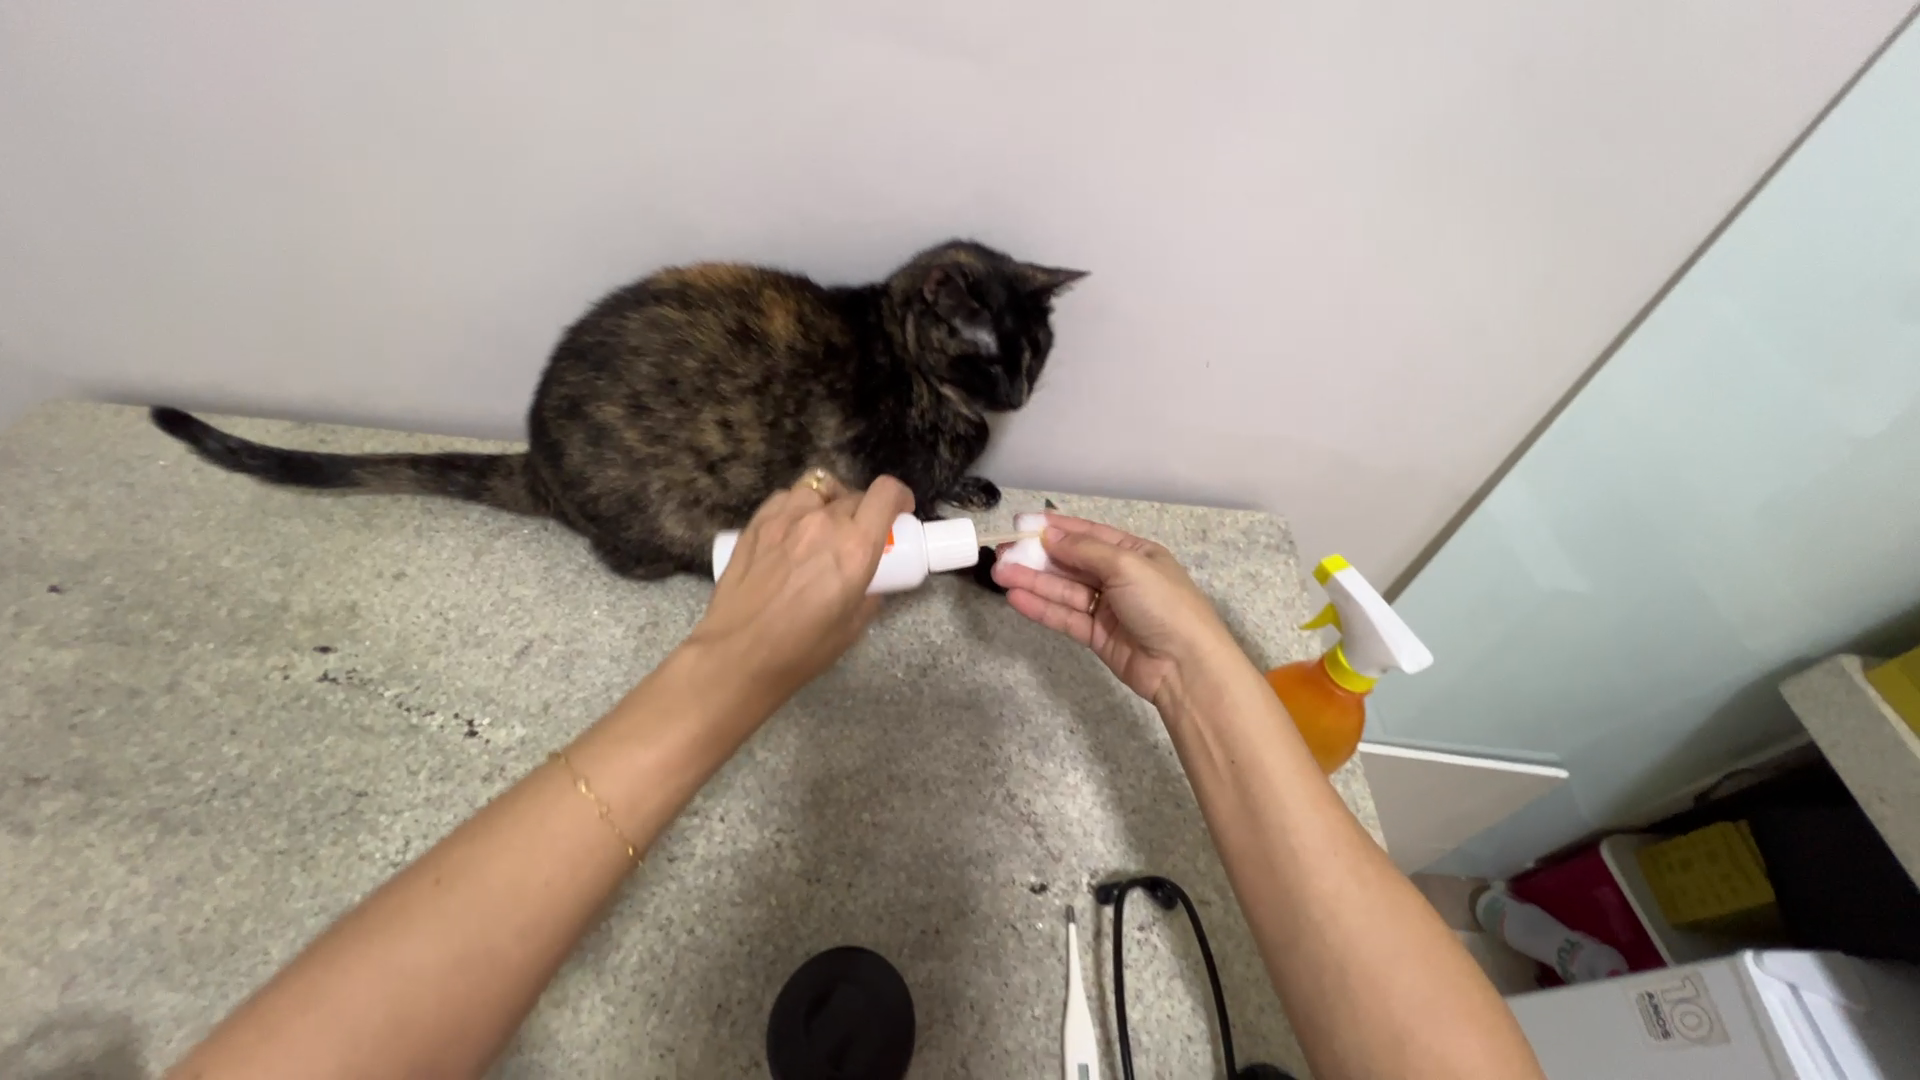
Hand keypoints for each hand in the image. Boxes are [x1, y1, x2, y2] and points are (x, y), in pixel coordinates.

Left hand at [689, 470, 914, 703]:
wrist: (737, 655)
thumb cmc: (801, 649)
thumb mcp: (853, 626)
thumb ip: (870, 594)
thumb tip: (870, 584)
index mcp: (855, 547)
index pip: (886, 493)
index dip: (899, 497)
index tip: (899, 513)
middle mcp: (823, 523)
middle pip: (855, 494)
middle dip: (865, 511)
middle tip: (858, 537)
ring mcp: (786, 518)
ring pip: (819, 488)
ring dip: (829, 502)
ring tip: (824, 527)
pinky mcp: (756, 523)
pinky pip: (786, 497)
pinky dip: (798, 506)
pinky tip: (793, 530)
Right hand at [990, 515, 1238, 708]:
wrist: (1186, 665)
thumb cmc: (1163, 604)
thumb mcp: (1127, 565)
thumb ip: (1084, 550)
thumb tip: (1049, 535)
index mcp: (1134, 553)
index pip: (1088, 535)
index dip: (1055, 529)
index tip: (1022, 524)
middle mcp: (1119, 577)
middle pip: (1071, 562)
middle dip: (1037, 557)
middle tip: (1002, 552)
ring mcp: (1107, 608)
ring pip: (1063, 590)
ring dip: (1032, 581)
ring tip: (999, 573)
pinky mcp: (1096, 635)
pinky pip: (1064, 616)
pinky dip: (1041, 607)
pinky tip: (1015, 598)